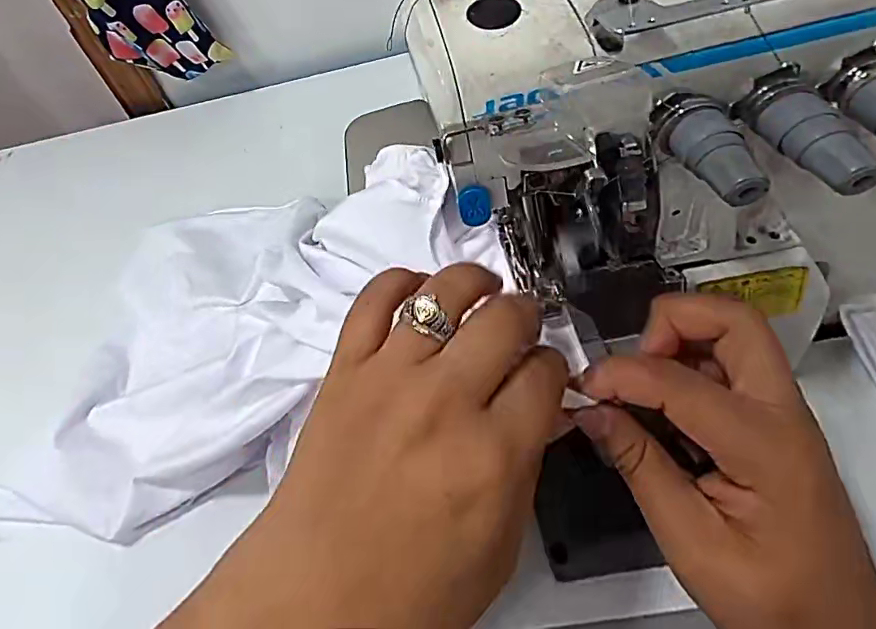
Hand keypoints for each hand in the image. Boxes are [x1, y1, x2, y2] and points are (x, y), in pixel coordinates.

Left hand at [163, 264, 568, 628]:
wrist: (320, 595)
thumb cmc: (411, 588)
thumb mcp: (501, 542)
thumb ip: (528, 464)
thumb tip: (545, 408)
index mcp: (491, 455)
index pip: (544, 372)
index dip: (555, 363)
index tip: (548, 365)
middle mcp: (442, 402)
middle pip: (504, 319)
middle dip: (526, 313)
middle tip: (523, 321)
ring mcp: (389, 376)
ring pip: (443, 292)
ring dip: (473, 281)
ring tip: (482, 287)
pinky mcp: (345, 367)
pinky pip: (373, 299)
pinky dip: (399, 280)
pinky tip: (418, 287)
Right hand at [574, 295, 875, 628]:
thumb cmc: (774, 602)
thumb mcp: (693, 544)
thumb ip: (640, 467)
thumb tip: (593, 411)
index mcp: (766, 447)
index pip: (679, 379)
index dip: (621, 374)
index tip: (588, 389)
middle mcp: (784, 414)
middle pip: (733, 318)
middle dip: (671, 321)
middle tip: (637, 361)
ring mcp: (786, 412)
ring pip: (735, 329)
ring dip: (682, 337)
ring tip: (646, 384)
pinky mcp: (778, 419)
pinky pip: (733, 359)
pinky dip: (692, 360)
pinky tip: (667, 404)